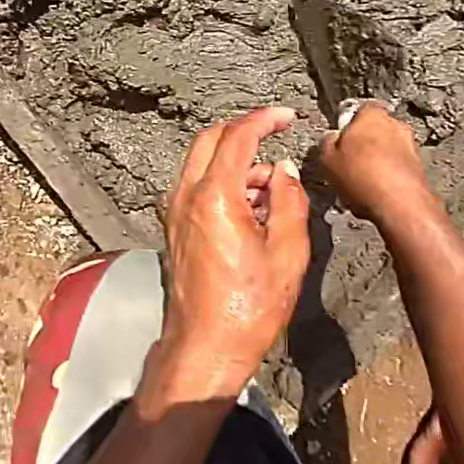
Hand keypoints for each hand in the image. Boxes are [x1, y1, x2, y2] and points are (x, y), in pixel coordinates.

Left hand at [143, 107, 311, 408]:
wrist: (205, 346)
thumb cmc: (246, 309)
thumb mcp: (288, 253)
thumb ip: (289, 201)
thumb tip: (284, 172)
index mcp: (214, 198)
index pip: (237, 136)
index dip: (264, 119)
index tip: (285, 116)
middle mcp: (186, 199)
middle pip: (209, 140)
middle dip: (243, 131)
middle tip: (274, 135)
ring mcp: (175, 214)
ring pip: (201, 164)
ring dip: (235, 162)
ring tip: (272, 189)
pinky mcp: (175, 229)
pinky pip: (197, 188)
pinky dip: (223, 184)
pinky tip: (252, 209)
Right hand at [317, 99, 431, 224]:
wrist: (400, 204)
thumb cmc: (361, 176)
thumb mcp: (327, 160)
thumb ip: (327, 143)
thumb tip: (331, 137)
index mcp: (372, 115)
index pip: (360, 109)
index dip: (348, 124)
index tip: (339, 139)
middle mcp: (396, 125)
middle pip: (375, 130)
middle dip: (364, 144)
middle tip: (347, 164)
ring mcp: (411, 146)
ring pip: (387, 150)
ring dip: (376, 162)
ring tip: (360, 184)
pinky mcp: (420, 168)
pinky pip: (397, 168)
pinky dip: (387, 177)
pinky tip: (375, 193)